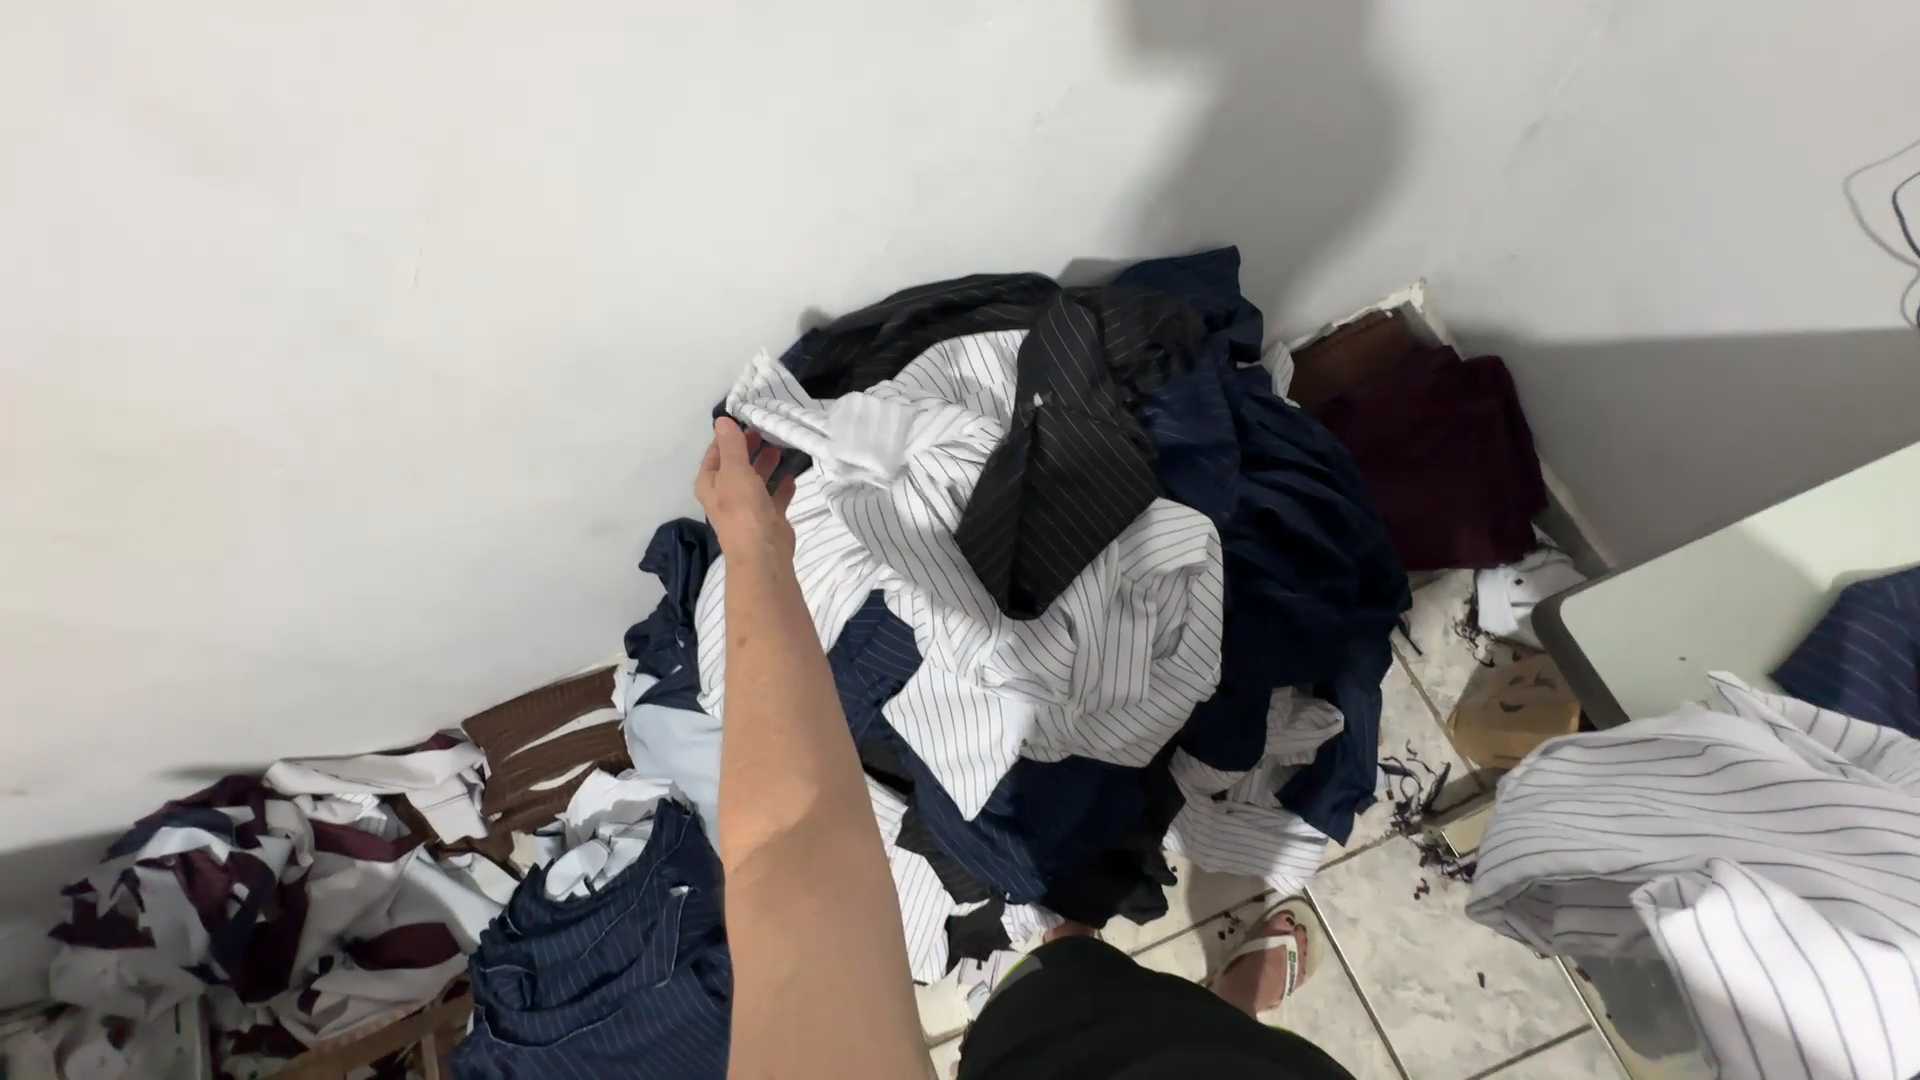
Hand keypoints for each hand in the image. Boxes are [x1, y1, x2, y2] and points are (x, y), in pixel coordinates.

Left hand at [696, 417, 796, 564]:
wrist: (763, 554)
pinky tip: (791, 476)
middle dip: (749, 448)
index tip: (746, 419)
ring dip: (766, 464)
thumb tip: (722, 420)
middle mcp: (726, 495)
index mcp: (711, 484)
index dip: (728, 436)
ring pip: (756, 480)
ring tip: (780, 447)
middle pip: (737, 465)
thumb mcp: (734, 471)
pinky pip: (775, 498)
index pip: (716, 453)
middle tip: (766, 431)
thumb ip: (731, 445)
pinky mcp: (769, 519)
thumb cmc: (743, 509)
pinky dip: (781, 487)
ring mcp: (748, 508)